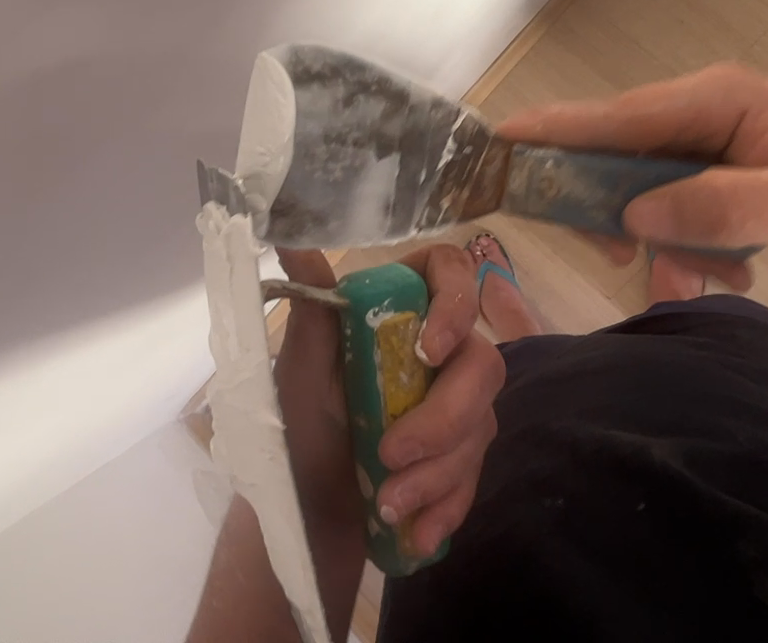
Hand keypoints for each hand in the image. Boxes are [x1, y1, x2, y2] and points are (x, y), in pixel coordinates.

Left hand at [273, 245, 504, 558]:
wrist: (304, 506)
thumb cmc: (296, 423)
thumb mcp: (299, 366)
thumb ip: (310, 303)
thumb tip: (284, 236)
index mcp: (396, 311)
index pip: (450, 270)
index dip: (457, 302)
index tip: (431, 350)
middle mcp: (436, 349)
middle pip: (482, 362)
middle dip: (444, 419)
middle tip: (392, 454)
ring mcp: (455, 404)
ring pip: (483, 426)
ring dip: (436, 472)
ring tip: (386, 502)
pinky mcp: (460, 457)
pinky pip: (477, 476)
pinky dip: (446, 506)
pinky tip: (415, 531)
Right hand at [495, 63, 767, 279]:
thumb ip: (720, 206)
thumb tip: (632, 214)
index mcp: (719, 100)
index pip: (617, 115)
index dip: (554, 130)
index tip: (495, 143)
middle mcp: (703, 112)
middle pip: (616, 152)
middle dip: (607, 207)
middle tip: (613, 257)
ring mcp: (711, 142)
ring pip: (640, 187)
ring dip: (655, 238)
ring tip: (700, 280)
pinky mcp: (722, 173)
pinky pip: (673, 207)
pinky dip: (684, 244)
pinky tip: (724, 272)